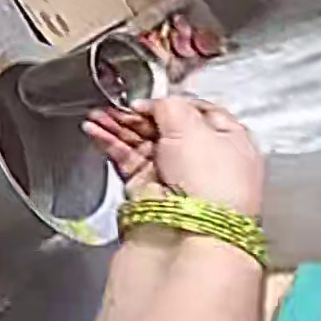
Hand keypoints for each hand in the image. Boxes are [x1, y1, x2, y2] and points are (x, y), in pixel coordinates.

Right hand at [84, 97, 263, 216]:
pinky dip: (106, 142)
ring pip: (138, 140)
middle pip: (162, 126)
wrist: (189, 222)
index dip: (172, 103)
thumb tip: (151, 103)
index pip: (197, 112)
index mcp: (227, 140)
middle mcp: (200, 155)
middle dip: (135, 115)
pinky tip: (93, 131)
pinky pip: (123, 155)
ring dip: (115, 126)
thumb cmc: (210, 179)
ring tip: (95, 116)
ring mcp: (171, 169)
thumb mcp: (194, 128)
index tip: (150, 98)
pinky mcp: (145, 182)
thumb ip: (170, 107)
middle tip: (115, 107)